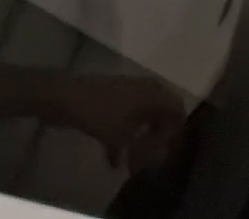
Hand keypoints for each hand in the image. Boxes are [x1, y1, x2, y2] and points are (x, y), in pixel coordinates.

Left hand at [55, 75, 187, 169]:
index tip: (165, 149)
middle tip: (148, 155)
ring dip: (139, 136)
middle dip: (156, 135)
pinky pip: (129, 115)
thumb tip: (153, 159)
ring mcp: (131, 91)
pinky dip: (125, 133)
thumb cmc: (103, 114)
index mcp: (156, 94)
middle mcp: (149, 89)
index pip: (178, 109)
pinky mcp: (116, 96)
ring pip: (144, 115)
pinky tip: (114, 157)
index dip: (174, 130)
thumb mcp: (123, 136)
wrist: (70, 98)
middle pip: (162, 112)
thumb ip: (141, 148)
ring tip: (131, 160)